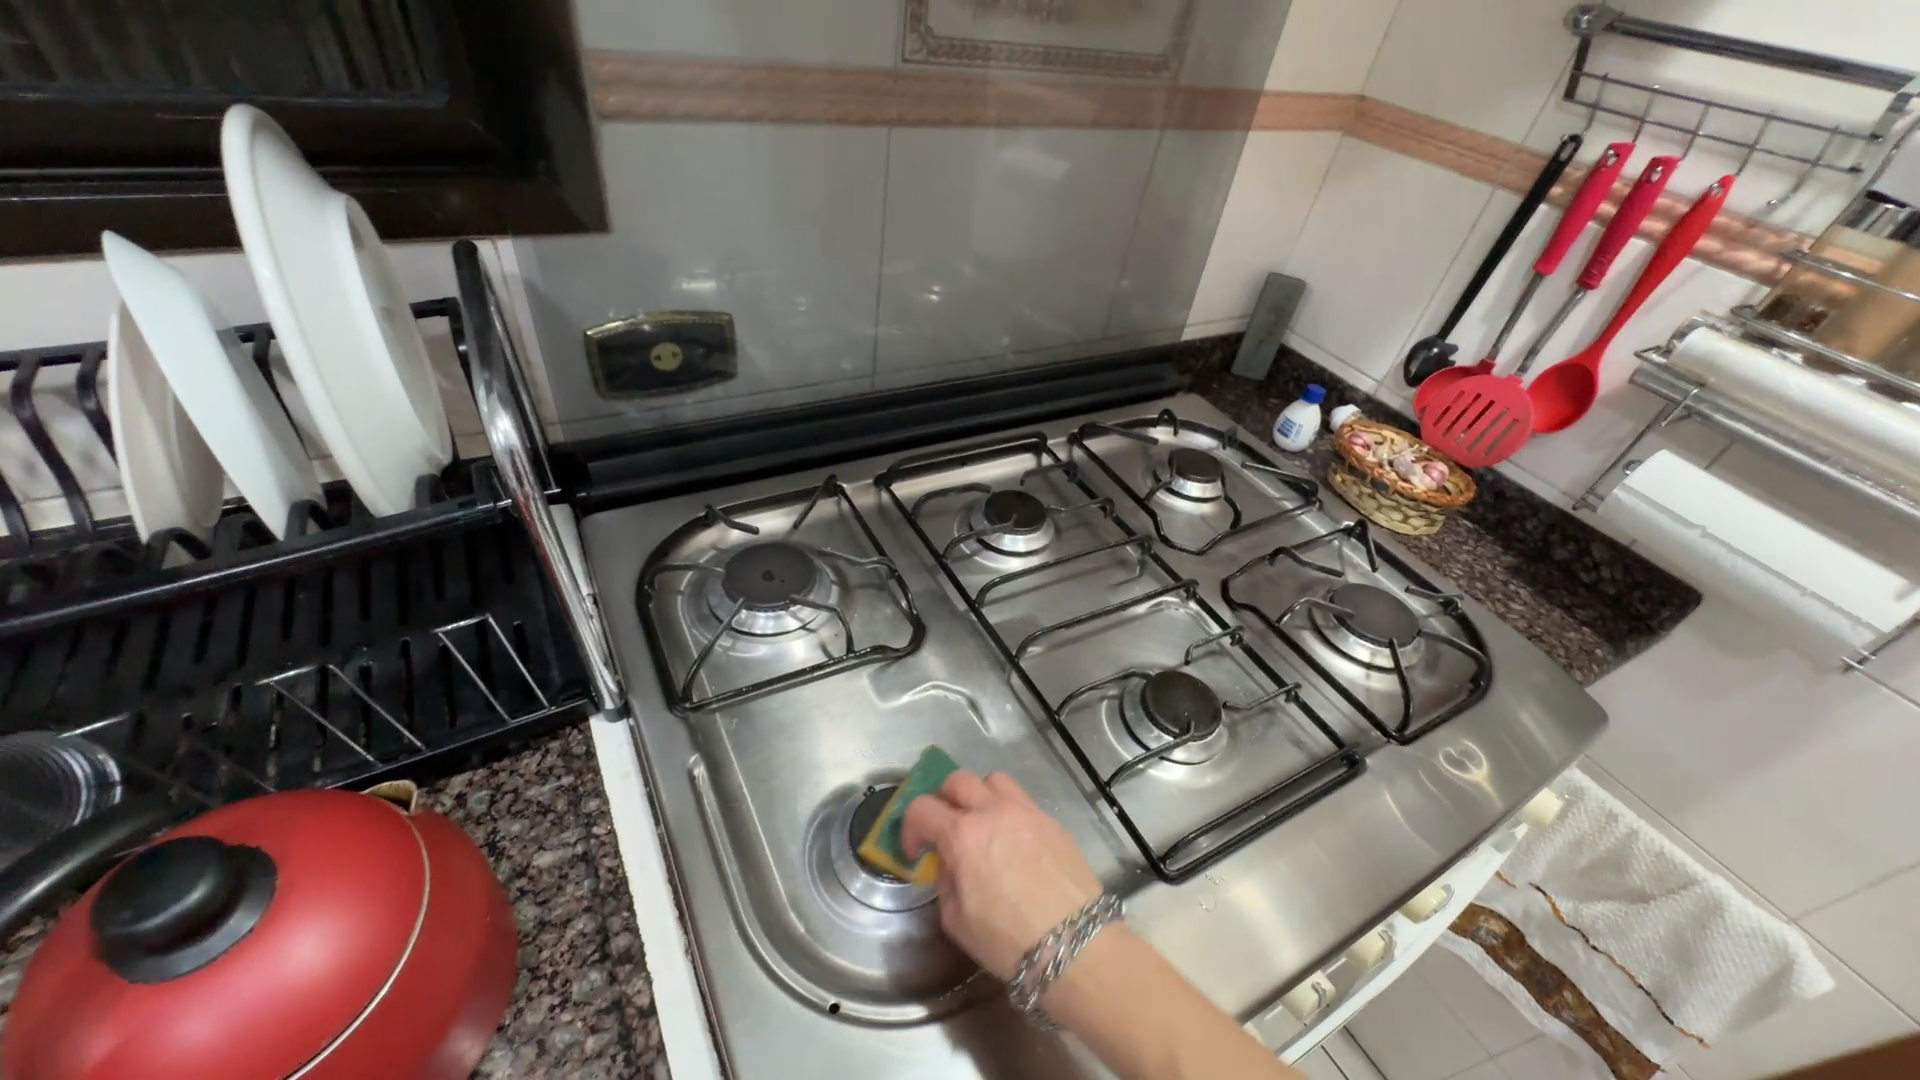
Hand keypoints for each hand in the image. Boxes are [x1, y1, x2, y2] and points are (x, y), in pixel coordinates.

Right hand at [900, 770, 1101, 980]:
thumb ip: (945, 883)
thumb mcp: (957, 921)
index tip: (916, 851)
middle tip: (944, 829)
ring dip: (978, 795)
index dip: (911, 828)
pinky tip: (1012, 841)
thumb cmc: (1009, 940)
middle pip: (957, 780)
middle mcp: (994, 811)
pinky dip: (1007, 810)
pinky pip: (1022, 799)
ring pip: (993, 780)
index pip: (923, 809)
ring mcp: (1027, 811)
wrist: (1076, 945)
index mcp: (963, 835)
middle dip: (942, 800)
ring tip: (980, 824)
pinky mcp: (1052, 821)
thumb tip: (951, 865)